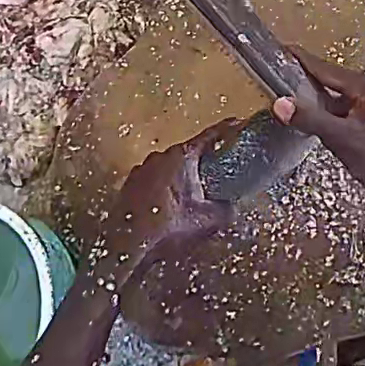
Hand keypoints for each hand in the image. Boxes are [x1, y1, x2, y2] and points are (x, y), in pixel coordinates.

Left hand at [97, 120, 240, 287]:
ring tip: (190, 193)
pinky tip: (167, 203)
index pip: (210, 136)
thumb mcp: (206, 221)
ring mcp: (143, 167)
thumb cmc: (168, 225)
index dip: (226, 129)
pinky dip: (163, 185)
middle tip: (216, 171)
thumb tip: (234, 207)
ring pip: (170, 165)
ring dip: (181, 175)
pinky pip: (154, 177)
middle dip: (203, 161)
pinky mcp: (131, 182)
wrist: (127, 243)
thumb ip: (226, 211)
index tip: (238, 122)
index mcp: (182, 156)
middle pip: (189, 152)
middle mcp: (161, 155)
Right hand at [271, 45, 364, 203]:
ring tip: (292, 104)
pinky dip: (328, 116)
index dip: (301, 59)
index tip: (282, 49)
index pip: (325, 68)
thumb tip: (280, 103)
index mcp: (363, 86)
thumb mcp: (343, 138)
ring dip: (316, 103)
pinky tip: (317, 127)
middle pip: (329, 82)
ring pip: (335, 99)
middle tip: (279, 78)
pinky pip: (343, 112)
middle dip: (305, 81)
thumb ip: (311, 120)